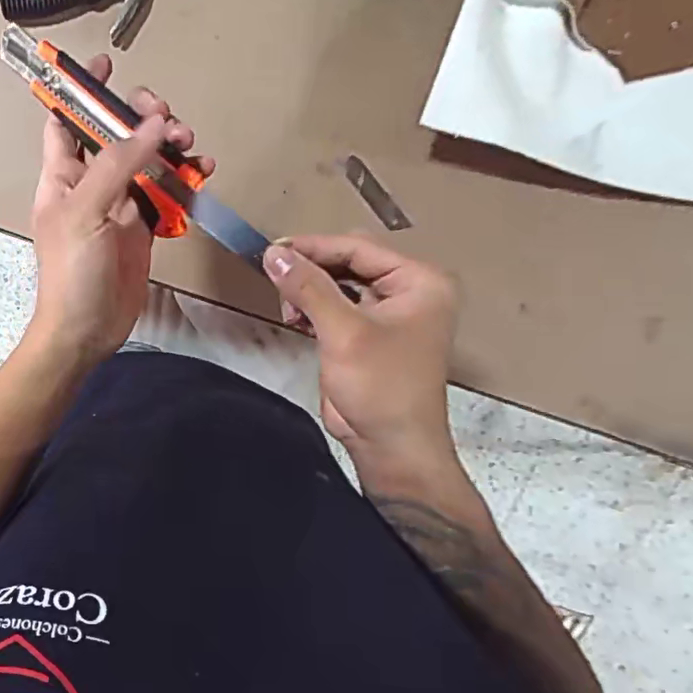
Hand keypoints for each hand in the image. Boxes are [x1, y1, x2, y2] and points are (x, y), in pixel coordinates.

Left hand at [28, 55, 212, 365]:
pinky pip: (168, 192)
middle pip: (118, 133)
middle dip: (142, 116)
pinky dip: (185, 179)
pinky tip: (202, 172)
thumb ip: (117, 165)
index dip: (82, 90)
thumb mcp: (85, 212)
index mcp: (64, 175)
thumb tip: (150, 125)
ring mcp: (120, 204)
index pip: (68, 119)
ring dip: (170, 145)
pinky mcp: (145, 226)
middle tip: (167, 117)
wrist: (87, 329)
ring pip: (148, 159)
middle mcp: (92, 183)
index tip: (106, 64)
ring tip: (190, 144)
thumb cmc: (72, 274)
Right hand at [263, 235, 460, 477]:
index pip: (359, 249)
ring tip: (287, 305)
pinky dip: (313, 309)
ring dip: (309, 290)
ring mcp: (389, 314)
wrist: (392, 446)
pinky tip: (295, 317)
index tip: (272, 250)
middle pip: (350, 263)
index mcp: (420, 282)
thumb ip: (309, 288)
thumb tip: (273, 254)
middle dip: (311, 268)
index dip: (314, 247)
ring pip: (340, 284)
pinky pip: (337, 307)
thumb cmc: (380, 387)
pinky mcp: (368, 335)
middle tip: (273, 273)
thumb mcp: (343, 332)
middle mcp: (409, 291)